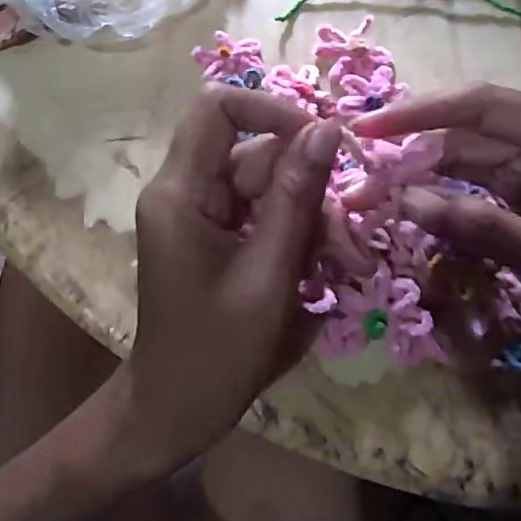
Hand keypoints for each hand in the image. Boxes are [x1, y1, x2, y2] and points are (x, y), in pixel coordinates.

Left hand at [121, 85, 341, 473]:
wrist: (173, 413)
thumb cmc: (215, 355)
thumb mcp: (268, 276)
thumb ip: (298, 199)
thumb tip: (327, 128)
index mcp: (180, 192)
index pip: (219, 107)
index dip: (272, 110)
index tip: (321, 141)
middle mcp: (186, 189)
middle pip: (258, 154)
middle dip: (309, 192)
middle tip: (348, 248)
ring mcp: (201, 211)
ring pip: (270, 184)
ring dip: (310, 220)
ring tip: (340, 270)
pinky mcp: (216, 232)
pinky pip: (265, 211)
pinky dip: (295, 236)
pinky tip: (315, 275)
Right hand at [350, 84, 520, 380]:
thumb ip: (487, 231)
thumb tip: (405, 201)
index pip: (487, 107)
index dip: (422, 113)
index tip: (370, 128)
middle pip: (472, 128)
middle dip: (414, 145)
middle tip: (359, 166)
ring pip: (472, 158)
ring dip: (424, 173)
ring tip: (372, 192)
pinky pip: (483, 189)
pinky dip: (447, 199)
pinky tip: (413, 209)